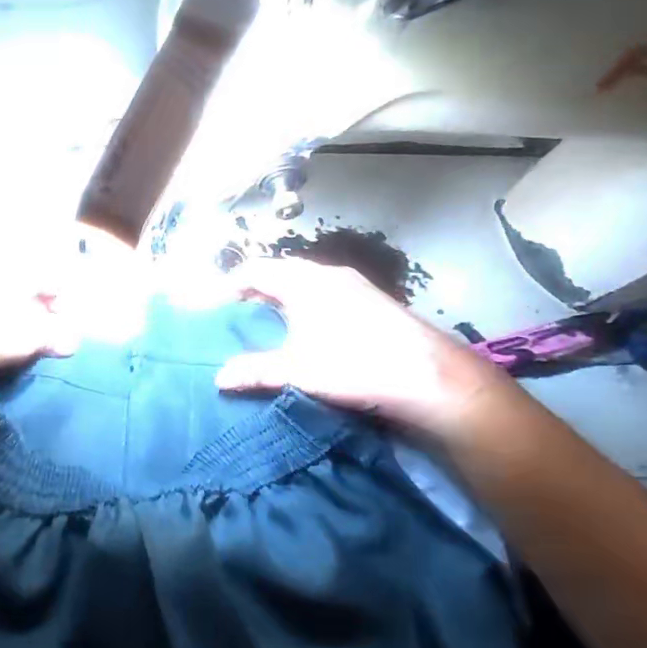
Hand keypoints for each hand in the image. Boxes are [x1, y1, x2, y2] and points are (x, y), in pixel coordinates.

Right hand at [215, 257, 519, 439]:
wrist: (430, 377)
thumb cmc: (354, 365)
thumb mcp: (296, 371)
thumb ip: (254, 371)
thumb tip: (219, 378)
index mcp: (304, 281)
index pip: (256, 269)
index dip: (231, 284)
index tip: (216, 305)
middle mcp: (329, 275)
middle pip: (281, 272)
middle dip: (256, 291)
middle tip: (239, 317)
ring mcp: (356, 286)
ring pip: (307, 283)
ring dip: (285, 299)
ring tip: (271, 327)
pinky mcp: (375, 302)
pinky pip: (328, 294)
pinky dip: (308, 306)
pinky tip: (311, 334)